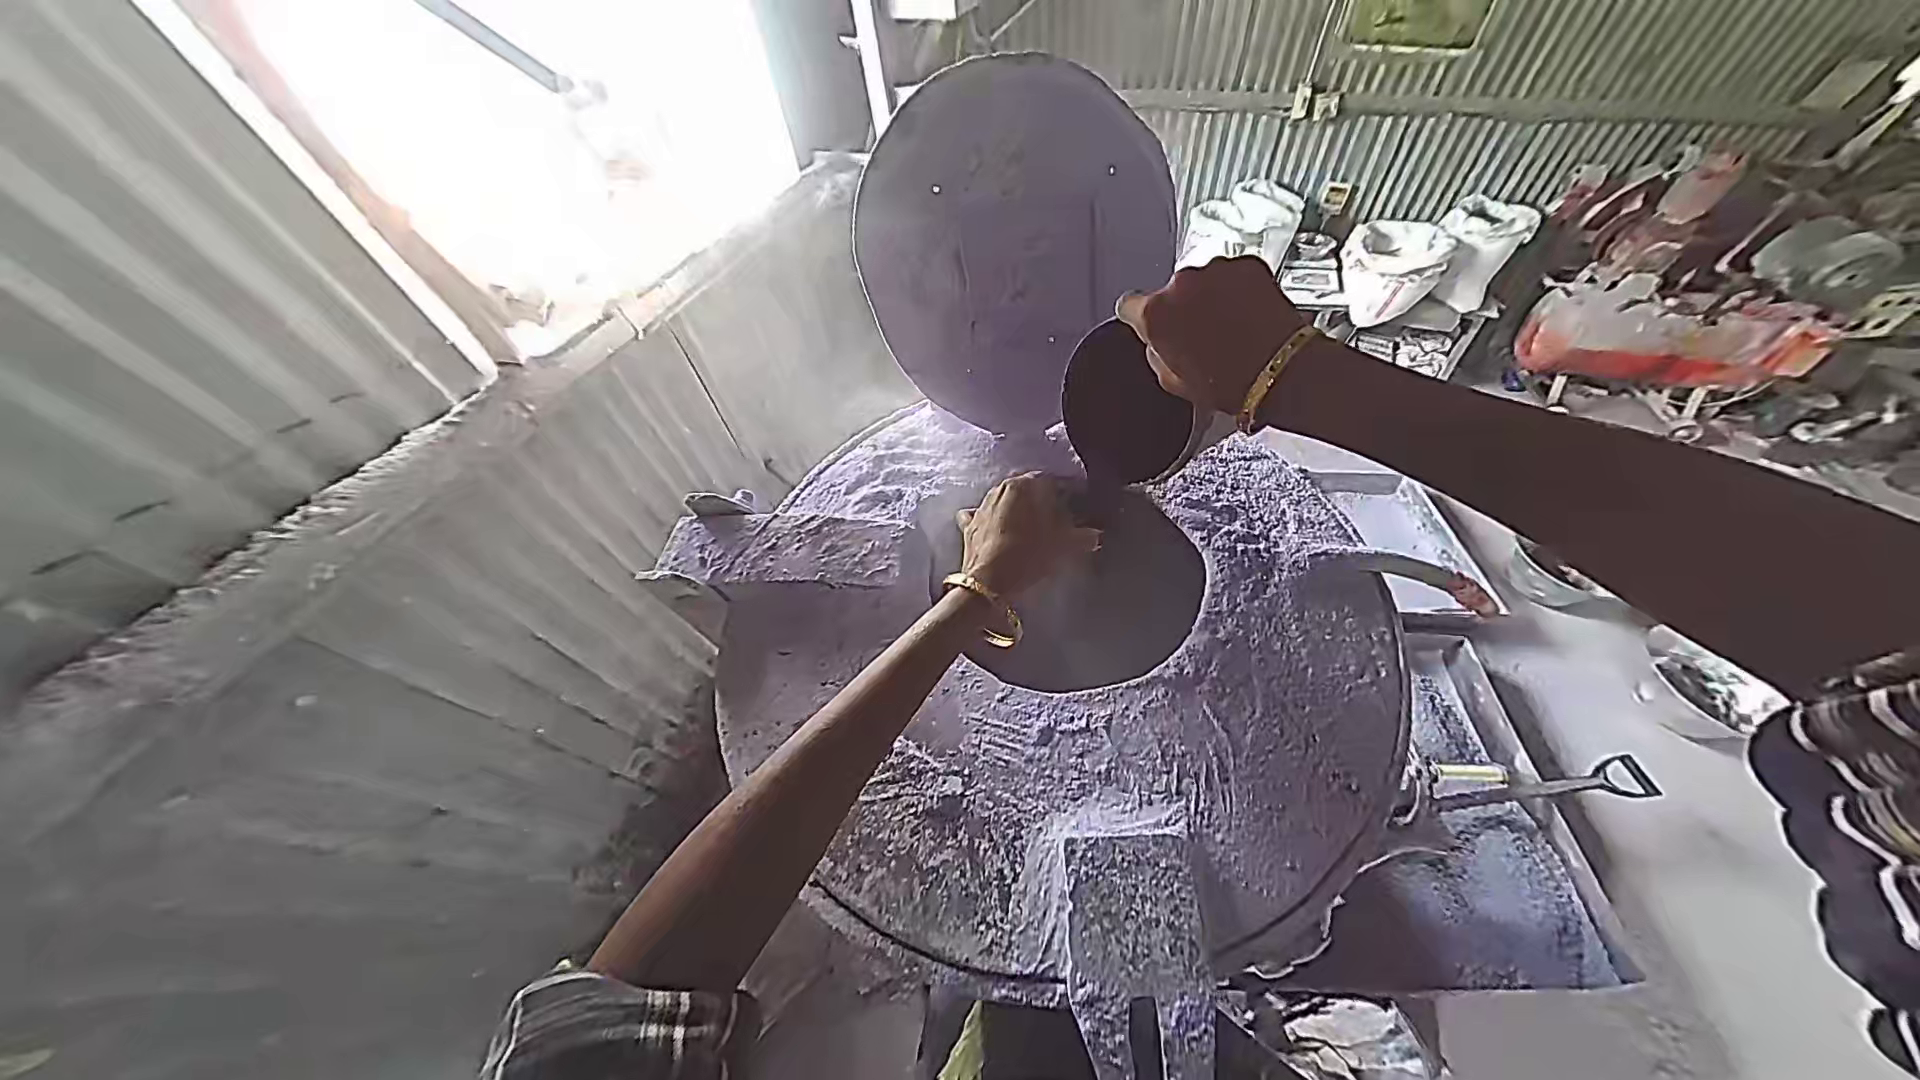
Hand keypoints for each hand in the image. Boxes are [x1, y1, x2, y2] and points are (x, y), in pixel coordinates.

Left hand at [956, 472, 1100, 597]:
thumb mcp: (1063, 546)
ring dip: (1017, 510)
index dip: (1066, 492)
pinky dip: (992, 522)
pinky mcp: (968, 525)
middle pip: (1026, 489)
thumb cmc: (1030, 555)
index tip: (1075, 504)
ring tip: (1031, 527)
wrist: (990, 583)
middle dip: (1040, 501)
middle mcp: (1001, 489)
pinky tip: (998, 531)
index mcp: (1026, 485)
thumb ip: (1082, 537)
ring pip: (1005, 501)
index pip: (1051, 481)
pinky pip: (983, 517)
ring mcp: (982, 506)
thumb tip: (1094, 535)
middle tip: (1056, 517)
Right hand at [1115, 255, 1309, 414]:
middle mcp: (1181, 284)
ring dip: (1208, 297)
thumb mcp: (1171, 380)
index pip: (1129, 305)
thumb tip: (1155, 342)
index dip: (1137, 317)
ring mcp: (1215, 271)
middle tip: (1197, 335)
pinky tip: (1242, 315)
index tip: (1144, 322)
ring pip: (1200, 281)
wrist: (1277, 370)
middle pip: (1168, 292)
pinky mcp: (1247, 265)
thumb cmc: (1229, 380)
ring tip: (1224, 327)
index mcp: (1155, 313)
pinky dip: (1234, 289)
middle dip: (1179, 309)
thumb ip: (1155, 352)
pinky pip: (1230, 274)